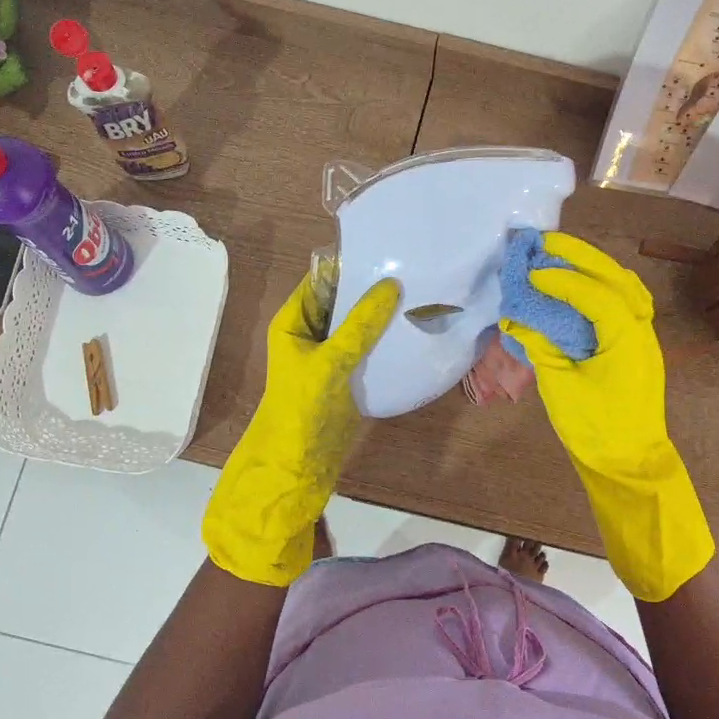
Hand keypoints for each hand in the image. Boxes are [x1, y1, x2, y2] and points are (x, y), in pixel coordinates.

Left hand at [202, 273, 400, 585]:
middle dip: (374, 290)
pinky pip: (371, 350)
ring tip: (424, 296)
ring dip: (384, 316)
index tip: (389, 252)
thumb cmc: (302, 408)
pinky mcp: (351, 377)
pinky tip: (418, 332)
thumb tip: (392, 285)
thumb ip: (360, 325)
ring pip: (361, 325)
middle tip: (415, 271)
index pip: (322, 280)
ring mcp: (332, 356)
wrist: (299, 466)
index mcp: (294, 322)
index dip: (351, 266)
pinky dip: (389, 342)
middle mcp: (312, 334)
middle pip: (345, 301)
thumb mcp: (330, 362)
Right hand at [500, 233, 712, 600]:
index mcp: (625, 337)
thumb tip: (517, 316)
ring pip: (625, 285)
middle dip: (580, 255)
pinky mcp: (637, 346)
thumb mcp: (560, 386)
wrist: (629, 464)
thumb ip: (540, 345)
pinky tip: (581, 285)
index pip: (594, 293)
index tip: (531, 271)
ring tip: (561, 255)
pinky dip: (603, 285)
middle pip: (615, 277)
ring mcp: (644, 336)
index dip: (561, 278)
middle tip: (545, 241)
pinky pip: (625, 302)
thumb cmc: (595, 429)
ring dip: (593, 266)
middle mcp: (641, 328)